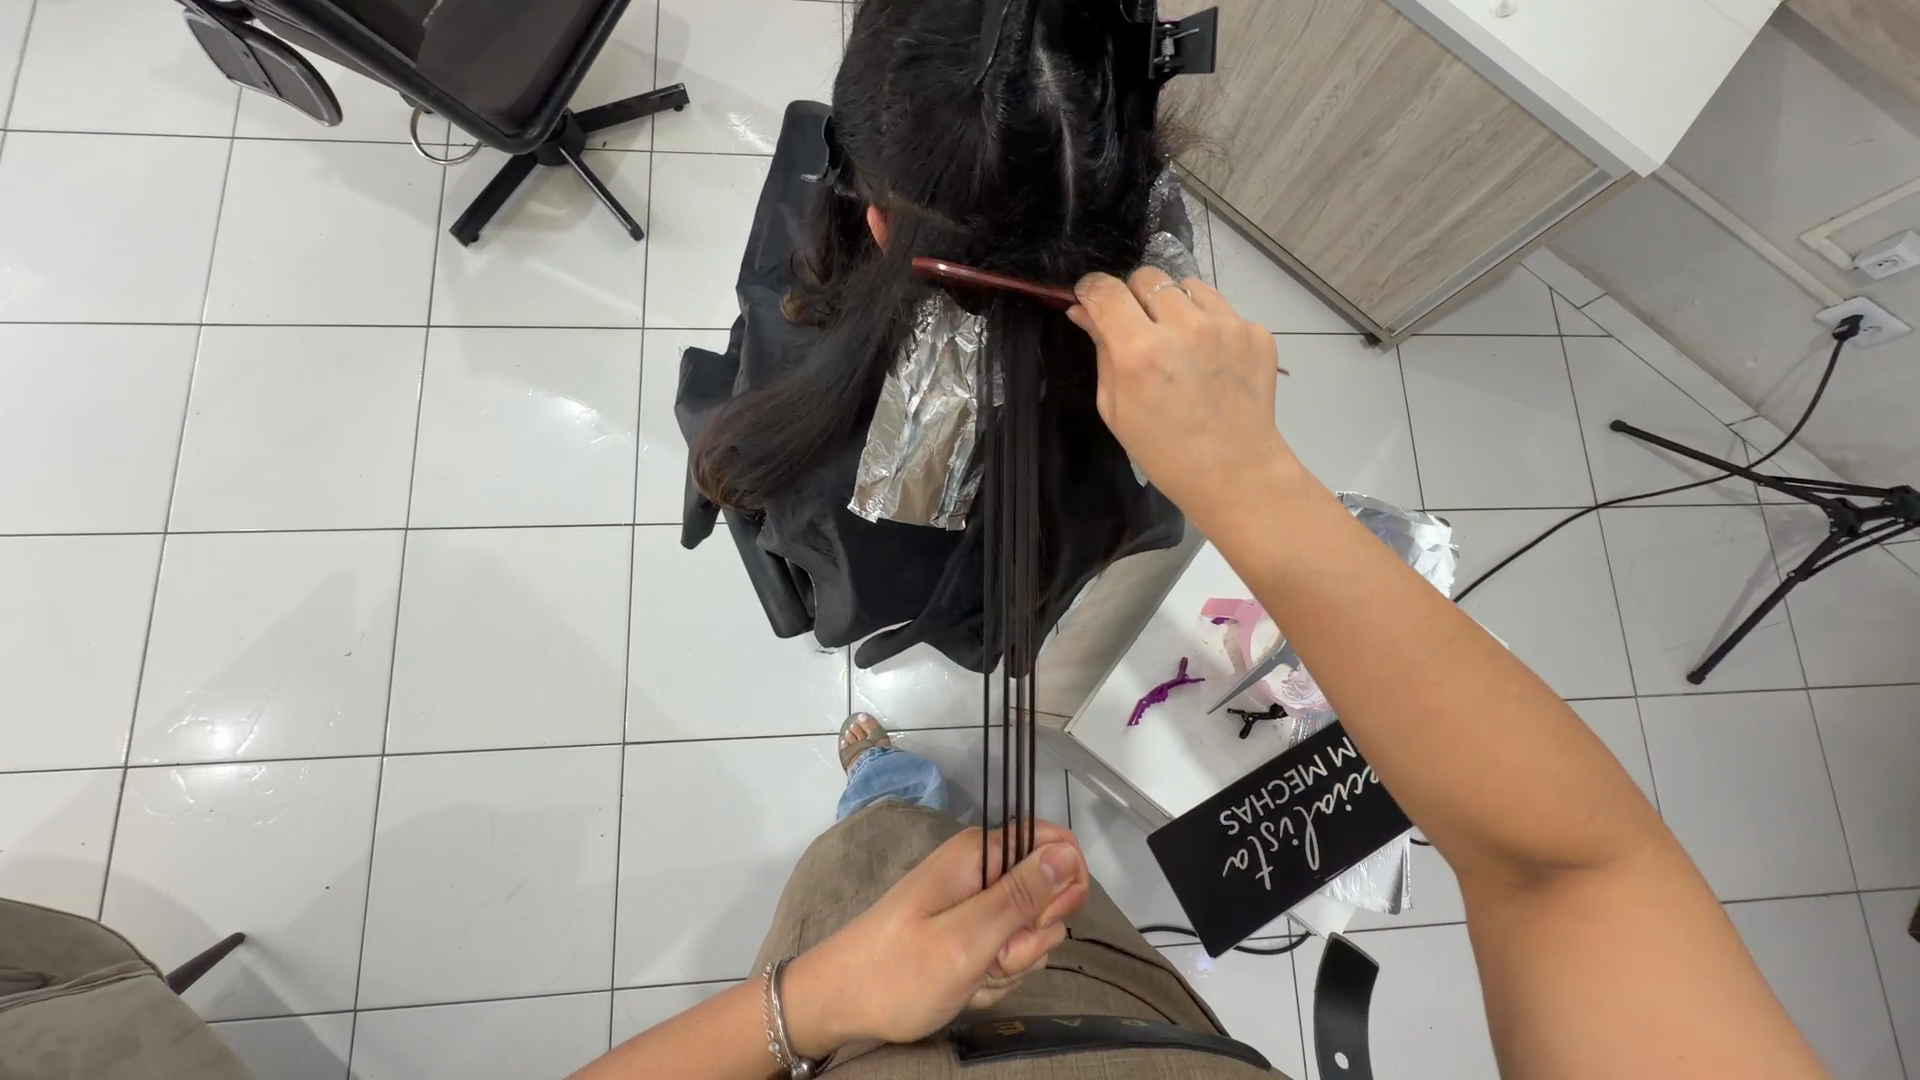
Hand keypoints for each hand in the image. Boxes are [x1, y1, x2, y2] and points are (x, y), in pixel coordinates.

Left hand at [781, 823, 1090, 1057]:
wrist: (842, 1002)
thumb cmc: (898, 972)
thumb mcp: (967, 938)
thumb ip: (1022, 896)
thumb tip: (1070, 853)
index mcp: (980, 853)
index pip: (1054, 842)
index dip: (1064, 883)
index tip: (1041, 922)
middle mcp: (981, 868)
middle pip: (1046, 892)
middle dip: (1032, 934)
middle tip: (996, 956)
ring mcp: (976, 900)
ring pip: (1030, 928)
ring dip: (1013, 961)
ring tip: (974, 974)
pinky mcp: (970, 929)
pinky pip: (1009, 950)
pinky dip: (997, 973)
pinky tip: (968, 983)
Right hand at [1068, 268, 1293, 527]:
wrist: (1233, 472)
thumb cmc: (1163, 451)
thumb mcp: (1115, 408)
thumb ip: (1101, 352)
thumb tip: (1084, 312)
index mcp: (1138, 351)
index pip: (1106, 290)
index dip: (1092, 290)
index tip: (1091, 299)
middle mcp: (1182, 328)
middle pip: (1147, 278)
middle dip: (1134, 296)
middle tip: (1138, 327)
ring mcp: (1225, 326)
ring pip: (1186, 286)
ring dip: (1174, 306)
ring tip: (1179, 343)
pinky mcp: (1254, 332)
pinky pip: (1221, 309)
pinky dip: (1208, 325)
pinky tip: (1210, 360)